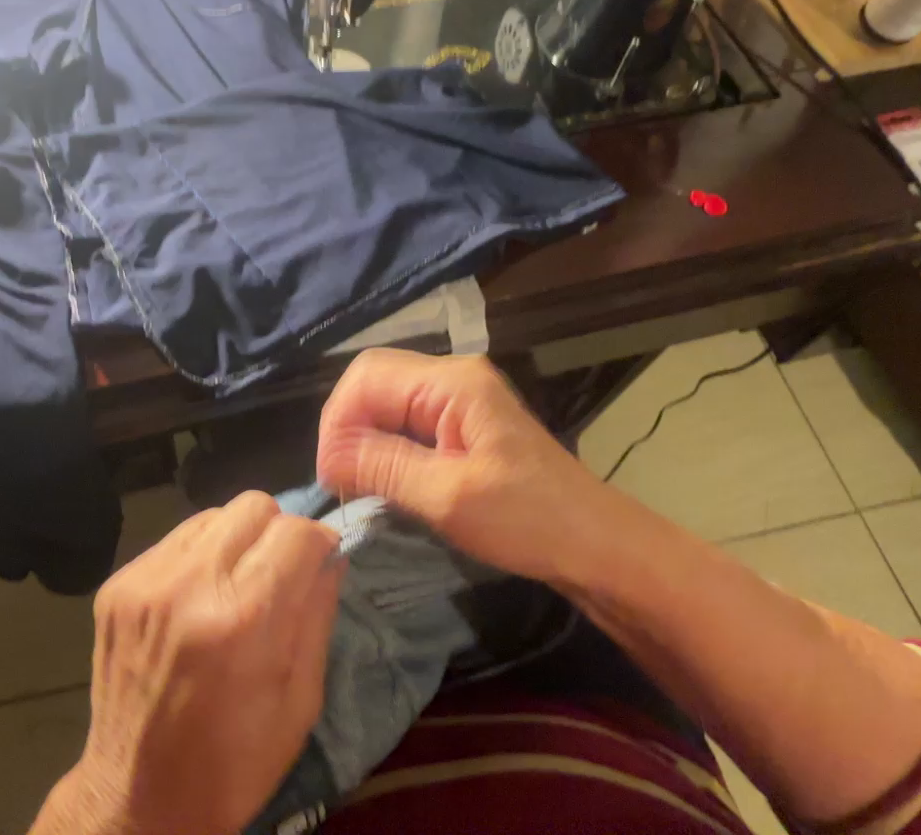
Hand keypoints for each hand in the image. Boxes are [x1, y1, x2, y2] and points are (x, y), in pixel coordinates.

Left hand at [32, 492, 341, 834]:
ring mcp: (145, 581)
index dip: (318, 542)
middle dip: (279, 532)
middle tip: (278, 574)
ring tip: (236, 585)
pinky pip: (177, 540)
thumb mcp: (300, 700)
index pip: (296, 531)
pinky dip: (200, 556)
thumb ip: (317, 613)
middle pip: (254, 505)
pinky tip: (199, 598)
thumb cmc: (234, 762)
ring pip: (214, 514)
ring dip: (237, 540)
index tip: (320, 564)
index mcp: (243, 619)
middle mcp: (189, 584)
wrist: (136, 798)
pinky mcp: (118, 585)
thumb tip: (332, 556)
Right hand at [315, 349, 614, 581]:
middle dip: (347, 428)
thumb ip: (384, 467)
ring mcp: (459, 401)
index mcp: (453, 383)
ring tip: (355, 485)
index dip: (337, 420)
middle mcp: (453, 379)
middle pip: (375, 384)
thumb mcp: (448, 497)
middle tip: (339, 481)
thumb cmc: (527, 520)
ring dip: (364, 440)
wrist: (593, 544)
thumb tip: (326, 456)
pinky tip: (381, 480)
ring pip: (388, 405)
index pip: (367, 376)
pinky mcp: (462, 426)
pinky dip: (385, 449)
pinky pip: (407, 424)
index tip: (330, 474)